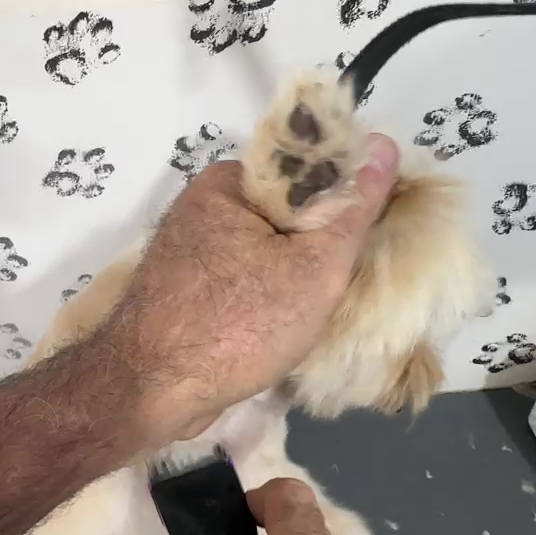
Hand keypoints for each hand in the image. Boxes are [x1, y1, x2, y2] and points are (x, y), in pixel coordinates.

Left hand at [104, 135, 398, 441]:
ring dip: (299, 274)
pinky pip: (244, 278)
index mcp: (225, 182)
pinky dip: (270, 295)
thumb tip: (385, 144)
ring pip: (267, 249)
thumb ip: (353, 208)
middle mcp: (200, 206)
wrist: (150, 390)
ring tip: (329, 302)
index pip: (305, 167)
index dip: (350, 191)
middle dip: (323, 241)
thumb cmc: (235, 324)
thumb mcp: (313, 266)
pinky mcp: (186, 288)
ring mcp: (189, 250)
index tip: (383, 223)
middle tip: (358, 272)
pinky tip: (291, 321)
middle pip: (286, 210)